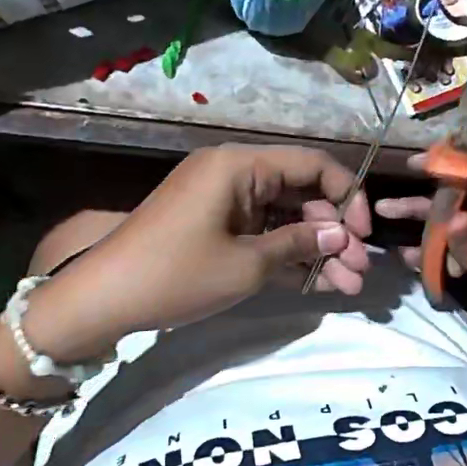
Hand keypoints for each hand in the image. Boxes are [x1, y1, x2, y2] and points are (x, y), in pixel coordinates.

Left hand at [22, 145, 371, 357]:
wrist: (104, 300)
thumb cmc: (177, 274)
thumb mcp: (246, 263)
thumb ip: (298, 244)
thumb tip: (341, 237)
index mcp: (240, 166)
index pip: (312, 165)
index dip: (346, 195)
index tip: (362, 233)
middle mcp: (235, 175)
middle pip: (302, 195)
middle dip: (334, 235)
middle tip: (359, 273)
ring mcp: (226, 203)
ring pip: (286, 220)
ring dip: (316, 251)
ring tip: (348, 288)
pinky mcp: (218, 228)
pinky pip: (263, 235)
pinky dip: (287, 257)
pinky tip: (317, 284)